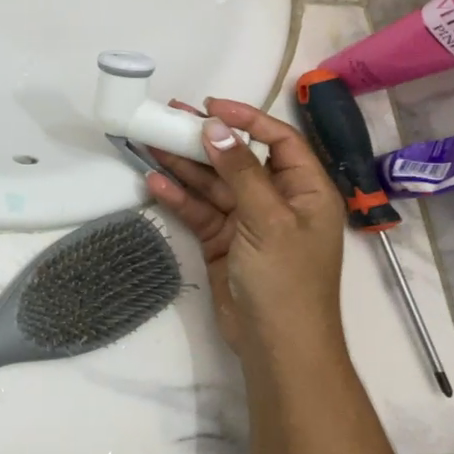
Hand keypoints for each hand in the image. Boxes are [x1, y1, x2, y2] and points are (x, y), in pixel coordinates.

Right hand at [144, 98, 347, 364]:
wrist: (277, 346)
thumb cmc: (286, 278)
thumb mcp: (266, 219)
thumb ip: (239, 171)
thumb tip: (216, 127)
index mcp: (305, 191)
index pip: (279, 141)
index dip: (247, 119)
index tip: (210, 107)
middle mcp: (277, 201)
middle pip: (237, 159)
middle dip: (204, 139)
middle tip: (167, 117)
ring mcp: (248, 221)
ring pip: (211, 183)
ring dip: (182, 164)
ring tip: (148, 142)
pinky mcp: (223, 241)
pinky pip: (198, 210)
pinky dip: (177, 196)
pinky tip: (153, 181)